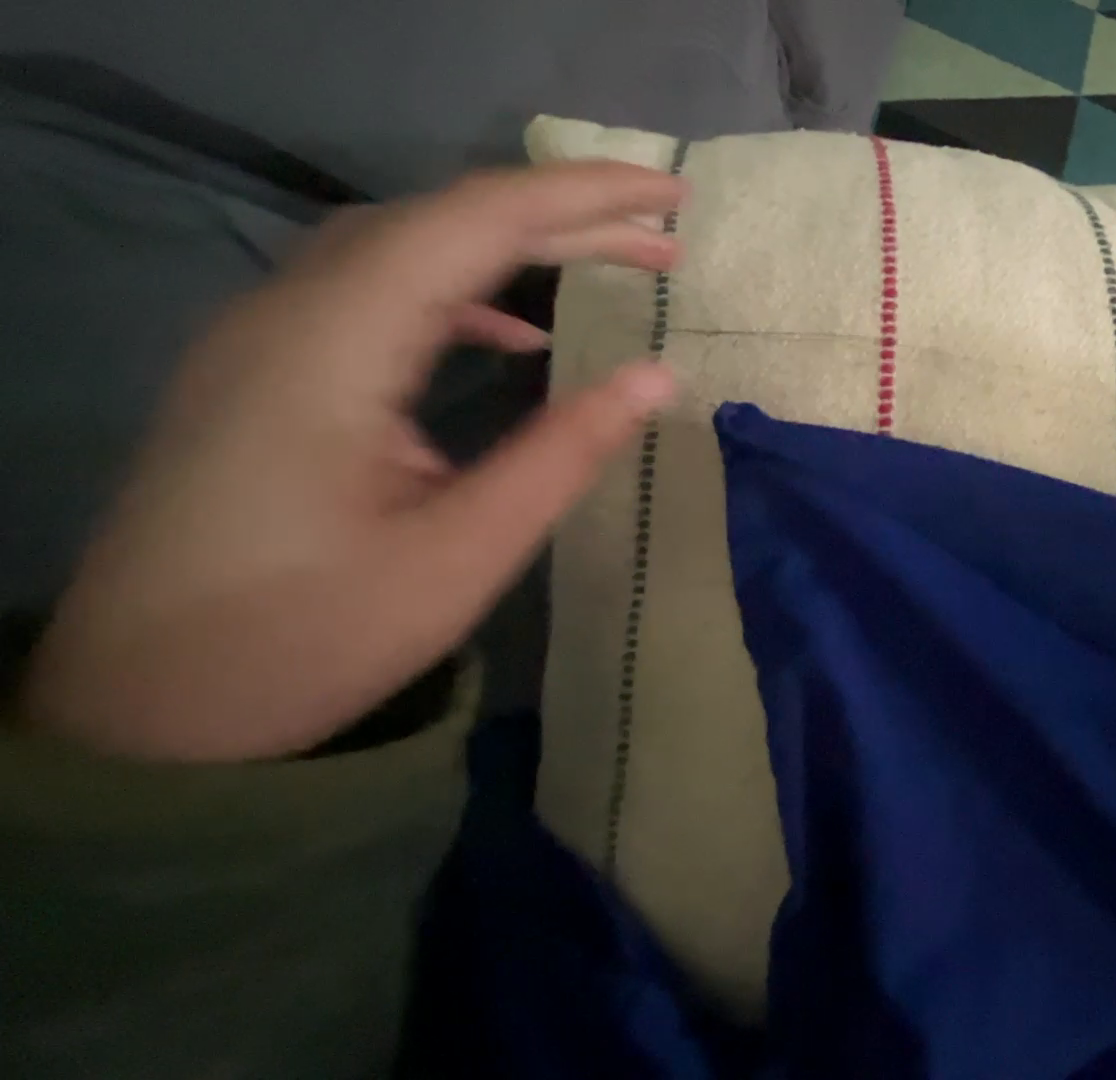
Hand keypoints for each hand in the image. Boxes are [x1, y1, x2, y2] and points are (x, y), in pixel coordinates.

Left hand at [22, 164, 682, 761]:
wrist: (155, 706)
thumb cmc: (314, 635)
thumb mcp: (464, 552)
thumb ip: (565, 452)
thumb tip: (659, 375)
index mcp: (333, 347)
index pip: (473, 224)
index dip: (583, 197)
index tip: (674, 198)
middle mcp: (290, 313)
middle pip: (441, 219)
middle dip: (564, 214)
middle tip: (666, 236)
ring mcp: (270, 337)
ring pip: (409, 246)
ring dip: (517, 246)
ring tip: (612, 265)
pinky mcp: (274, 371)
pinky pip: (379, 293)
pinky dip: (465, 292)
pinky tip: (517, 332)